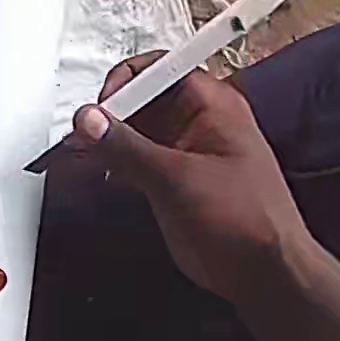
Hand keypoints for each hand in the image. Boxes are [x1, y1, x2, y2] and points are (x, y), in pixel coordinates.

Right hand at [72, 54, 310, 300]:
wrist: (259, 270)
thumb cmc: (246, 219)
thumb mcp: (178, 178)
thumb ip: (128, 147)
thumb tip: (89, 120)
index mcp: (211, 106)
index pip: (160, 70)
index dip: (126, 82)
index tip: (100, 110)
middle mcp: (193, 124)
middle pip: (139, 100)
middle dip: (107, 114)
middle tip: (82, 136)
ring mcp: (178, 153)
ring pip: (131, 132)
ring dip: (104, 141)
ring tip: (79, 155)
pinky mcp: (166, 181)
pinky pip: (130, 161)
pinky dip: (109, 164)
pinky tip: (93, 173)